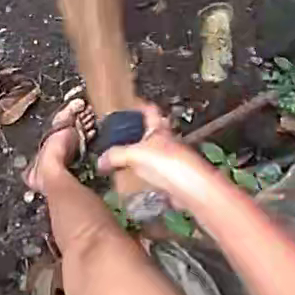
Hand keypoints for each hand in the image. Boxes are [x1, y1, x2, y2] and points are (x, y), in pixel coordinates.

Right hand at [96, 104, 233, 208]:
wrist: (194, 190)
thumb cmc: (168, 164)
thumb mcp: (134, 155)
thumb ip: (115, 156)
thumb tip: (100, 161)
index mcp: (159, 129)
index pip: (149, 111)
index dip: (140, 106)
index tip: (130, 105)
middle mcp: (168, 141)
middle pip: (152, 132)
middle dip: (138, 133)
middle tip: (120, 135)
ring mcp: (173, 160)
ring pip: (154, 152)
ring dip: (141, 154)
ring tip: (123, 158)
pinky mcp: (175, 178)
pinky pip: (156, 172)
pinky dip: (145, 173)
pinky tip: (135, 178)